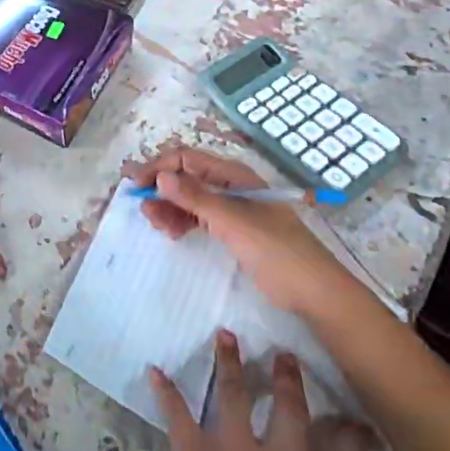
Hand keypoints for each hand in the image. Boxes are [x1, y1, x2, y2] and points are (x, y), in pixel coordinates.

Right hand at [125, 147, 365, 314]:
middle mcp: (231, 186)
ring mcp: (232, 209)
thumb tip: (161, 176)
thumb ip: (195, 198)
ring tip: (155, 224)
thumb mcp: (232, 221)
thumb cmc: (275, 250)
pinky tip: (172, 232)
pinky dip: (182, 221)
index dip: (159, 167)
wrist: (314, 291)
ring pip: (190, 199)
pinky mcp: (232, 230)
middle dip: (162, 189)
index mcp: (234, 175)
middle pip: (186, 178)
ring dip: (169, 207)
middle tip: (143, 210)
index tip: (136, 185)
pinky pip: (198, 217)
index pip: (187, 159)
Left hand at [152, 333, 383, 450]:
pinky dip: (165, 392)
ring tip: (225, 335)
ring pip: (234, 398)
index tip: (359, 419)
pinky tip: (154, 370)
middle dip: (288, 382)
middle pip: (290, 415)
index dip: (355, 440)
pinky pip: (177, 416)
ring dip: (230, 365)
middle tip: (284, 354)